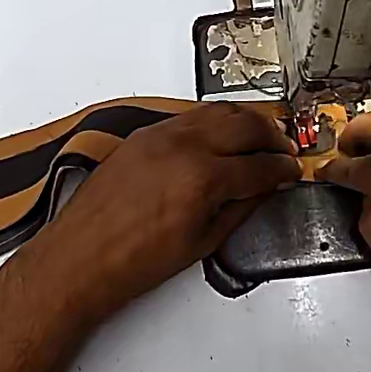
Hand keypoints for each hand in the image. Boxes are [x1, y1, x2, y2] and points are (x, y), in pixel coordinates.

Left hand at [22, 103, 299, 320]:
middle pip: (246, 125)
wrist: (79, 258)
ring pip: (218, 111)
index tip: (291, 172)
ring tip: (259, 136)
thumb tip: (262, 190)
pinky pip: (190, 115)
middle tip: (283, 150)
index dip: (283, 169)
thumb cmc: (130, 260)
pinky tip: (221, 133)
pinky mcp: (143, 134)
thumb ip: (239, 208)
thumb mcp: (201, 242)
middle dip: (273, 137)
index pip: (259, 165)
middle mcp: (183, 147)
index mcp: (202, 178)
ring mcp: (161, 135)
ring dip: (246, 121)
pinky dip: (214, 120)